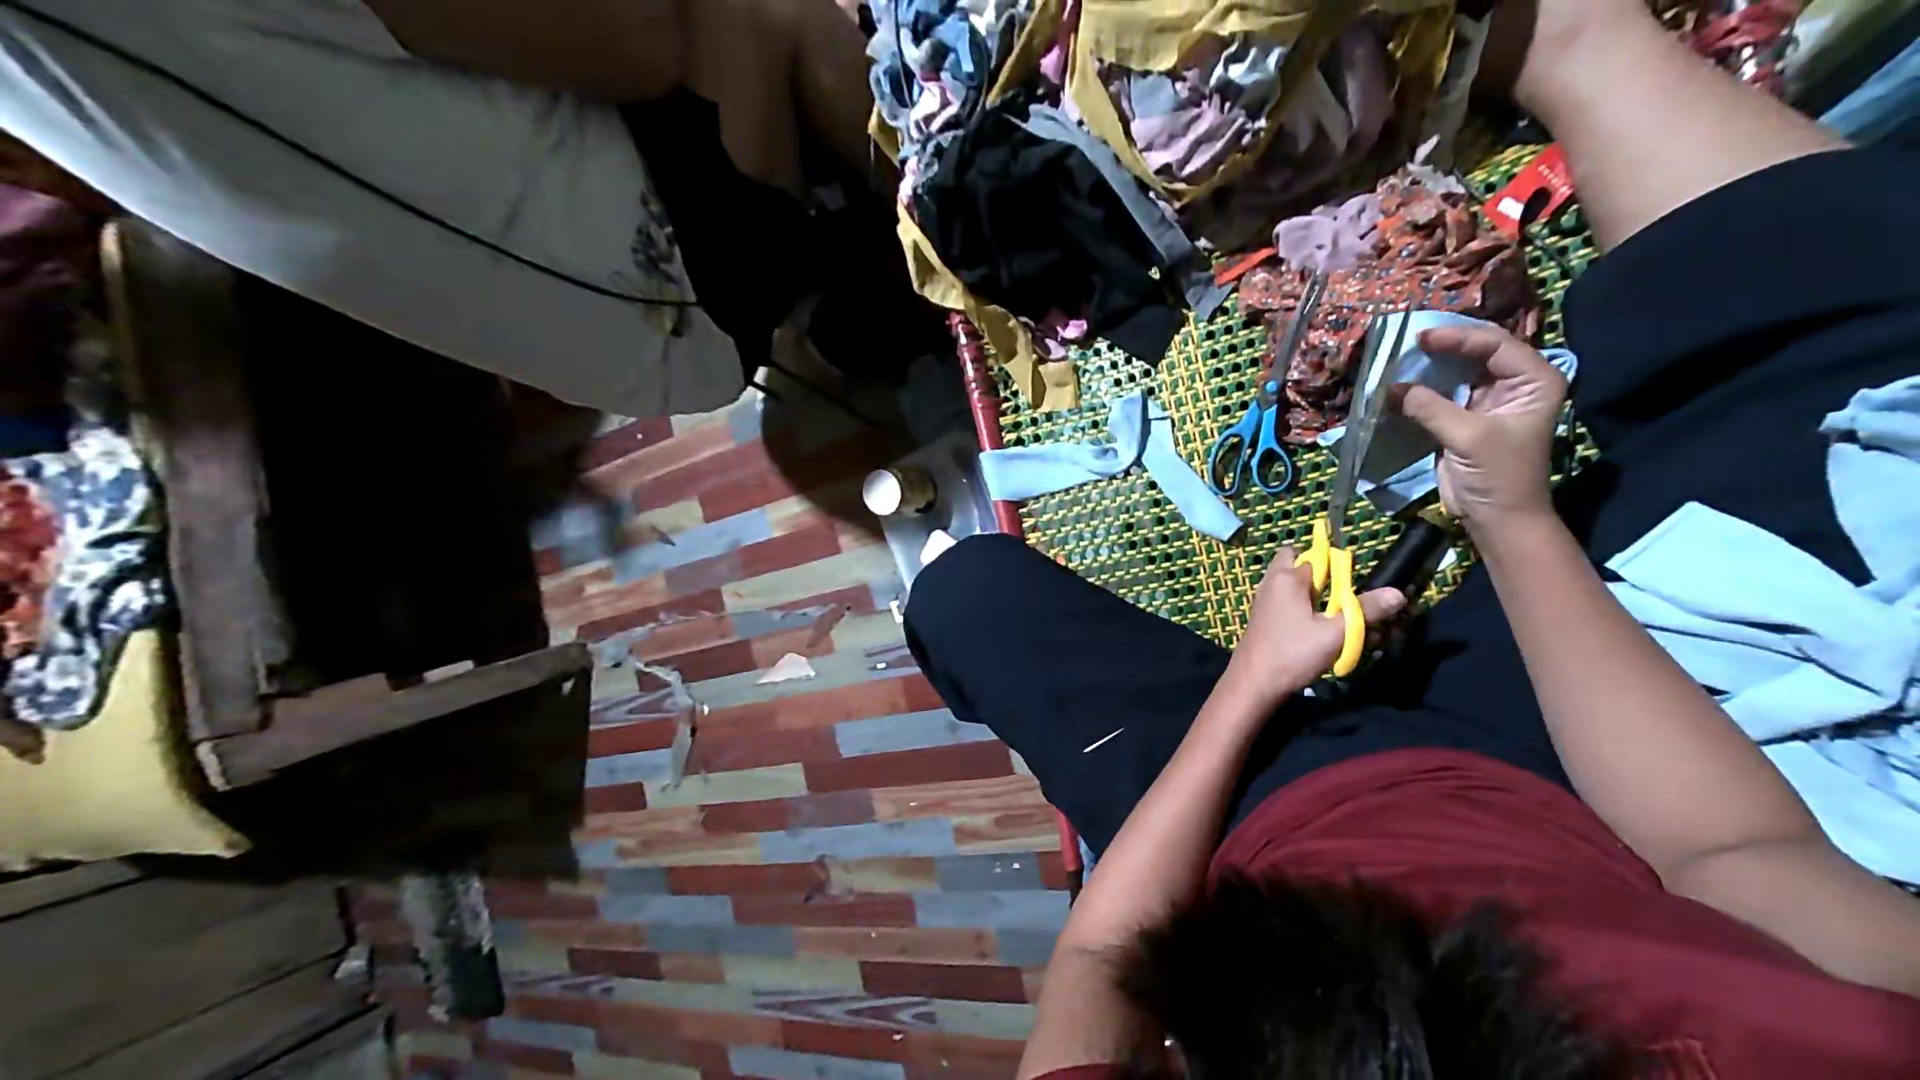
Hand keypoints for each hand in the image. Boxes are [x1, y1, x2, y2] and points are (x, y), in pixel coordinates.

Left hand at [1227, 548, 1403, 704]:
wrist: (1254, 682)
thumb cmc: (1293, 653)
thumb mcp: (1335, 633)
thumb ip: (1366, 611)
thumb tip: (1397, 593)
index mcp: (1286, 578)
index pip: (1315, 555)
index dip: (1336, 564)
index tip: (1353, 582)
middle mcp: (1271, 583)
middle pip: (1296, 564)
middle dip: (1319, 574)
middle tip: (1338, 595)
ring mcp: (1263, 600)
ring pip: (1290, 585)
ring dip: (1311, 593)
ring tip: (1332, 615)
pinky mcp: (1263, 617)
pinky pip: (1284, 602)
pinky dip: (1300, 607)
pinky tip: (1315, 628)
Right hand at [1390, 323, 1566, 533]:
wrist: (1497, 516)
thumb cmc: (1498, 475)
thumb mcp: (1467, 436)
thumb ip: (1430, 407)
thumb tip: (1389, 388)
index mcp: (1534, 380)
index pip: (1495, 345)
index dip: (1457, 338)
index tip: (1420, 338)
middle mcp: (1515, 383)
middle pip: (1476, 351)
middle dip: (1442, 346)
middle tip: (1406, 342)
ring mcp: (1487, 399)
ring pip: (1456, 370)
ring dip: (1428, 365)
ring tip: (1399, 358)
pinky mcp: (1464, 417)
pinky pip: (1440, 392)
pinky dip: (1420, 388)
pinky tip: (1399, 383)